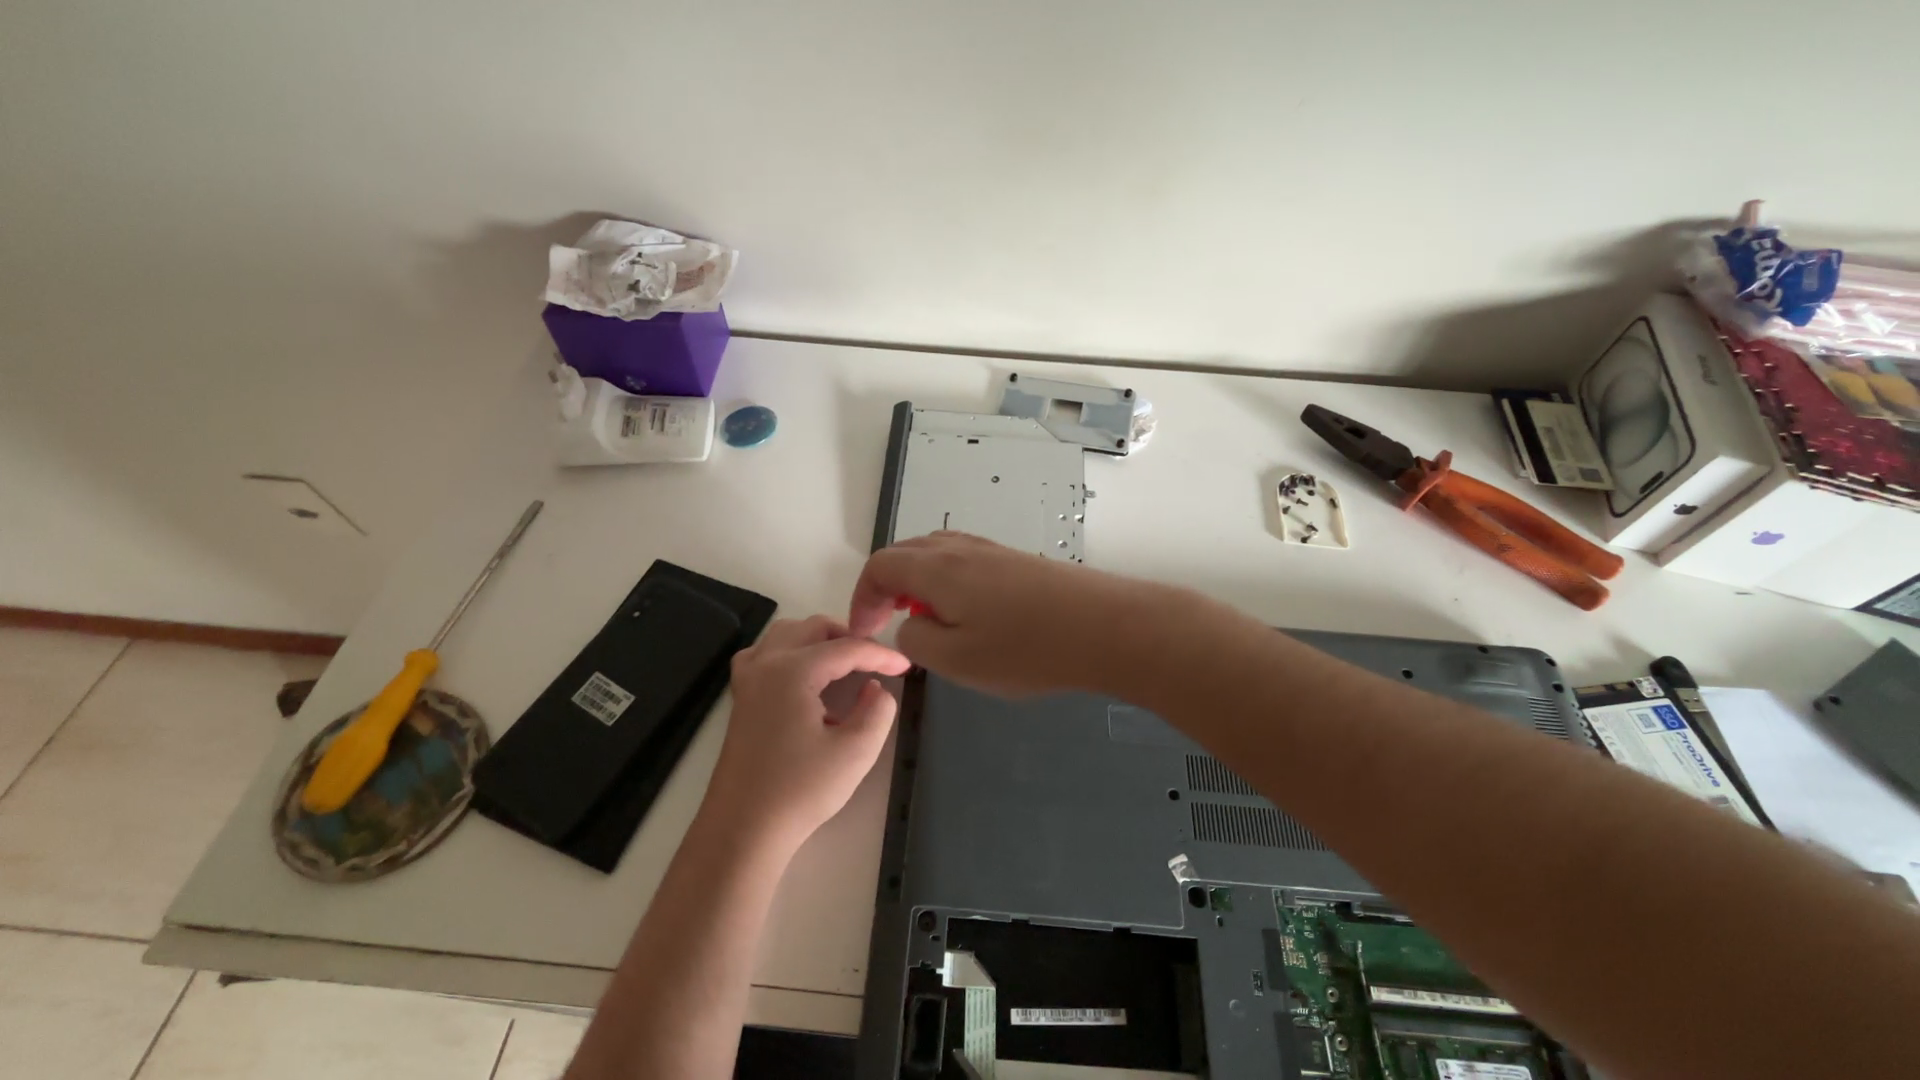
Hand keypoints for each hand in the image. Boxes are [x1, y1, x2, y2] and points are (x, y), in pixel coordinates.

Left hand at [701, 616, 911, 850]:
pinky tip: (806, 678)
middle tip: (877, 663)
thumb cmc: (800, 791)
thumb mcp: (855, 752)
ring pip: (786, 634)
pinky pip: (766, 654)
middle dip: (849, 638)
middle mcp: (765, 663)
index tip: (907, 667)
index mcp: (792, 670)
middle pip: (813, 628)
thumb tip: (877, 689)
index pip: (846, 648)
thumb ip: (878, 711)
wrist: (744, 828)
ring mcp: (748, 680)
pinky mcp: (741, 698)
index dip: (881, 655)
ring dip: (819, 640)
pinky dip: (791, 652)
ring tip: (845, 665)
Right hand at [849, 532, 1185, 697]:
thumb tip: (909, 627)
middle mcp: (961, 549)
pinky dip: (948, 582)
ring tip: (927, 622)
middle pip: (907, 552)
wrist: (1108, 627)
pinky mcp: (1019, 562)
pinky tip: (970, 616)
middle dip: (887, 588)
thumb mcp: (956, 660)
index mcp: (937, 568)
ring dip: (918, 584)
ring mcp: (994, 551)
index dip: (862, 598)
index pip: (880, 566)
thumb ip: (916, 641)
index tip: (864, 632)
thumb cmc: (1027, 649)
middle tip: (889, 625)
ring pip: (938, 554)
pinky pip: (965, 562)